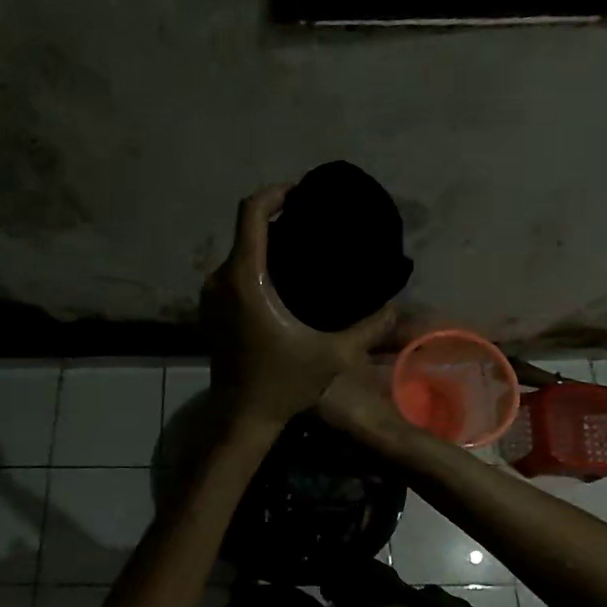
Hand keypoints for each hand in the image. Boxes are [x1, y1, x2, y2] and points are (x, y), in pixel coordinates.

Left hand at [200, 185, 397, 430]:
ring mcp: (210, 296)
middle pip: (245, 230)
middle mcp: (220, 280)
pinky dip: (253, 264)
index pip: (251, 213)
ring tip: (301, 247)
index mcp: (245, 279)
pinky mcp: (210, 310)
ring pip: (237, 252)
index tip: (301, 193)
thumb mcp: (332, 353)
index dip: (275, 194)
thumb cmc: (284, 382)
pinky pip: (231, 273)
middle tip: (311, 221)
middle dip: (276, 218)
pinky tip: (281, 276)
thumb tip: (396, 307)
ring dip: (265, 244)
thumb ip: (368, 326)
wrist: (242, 413)